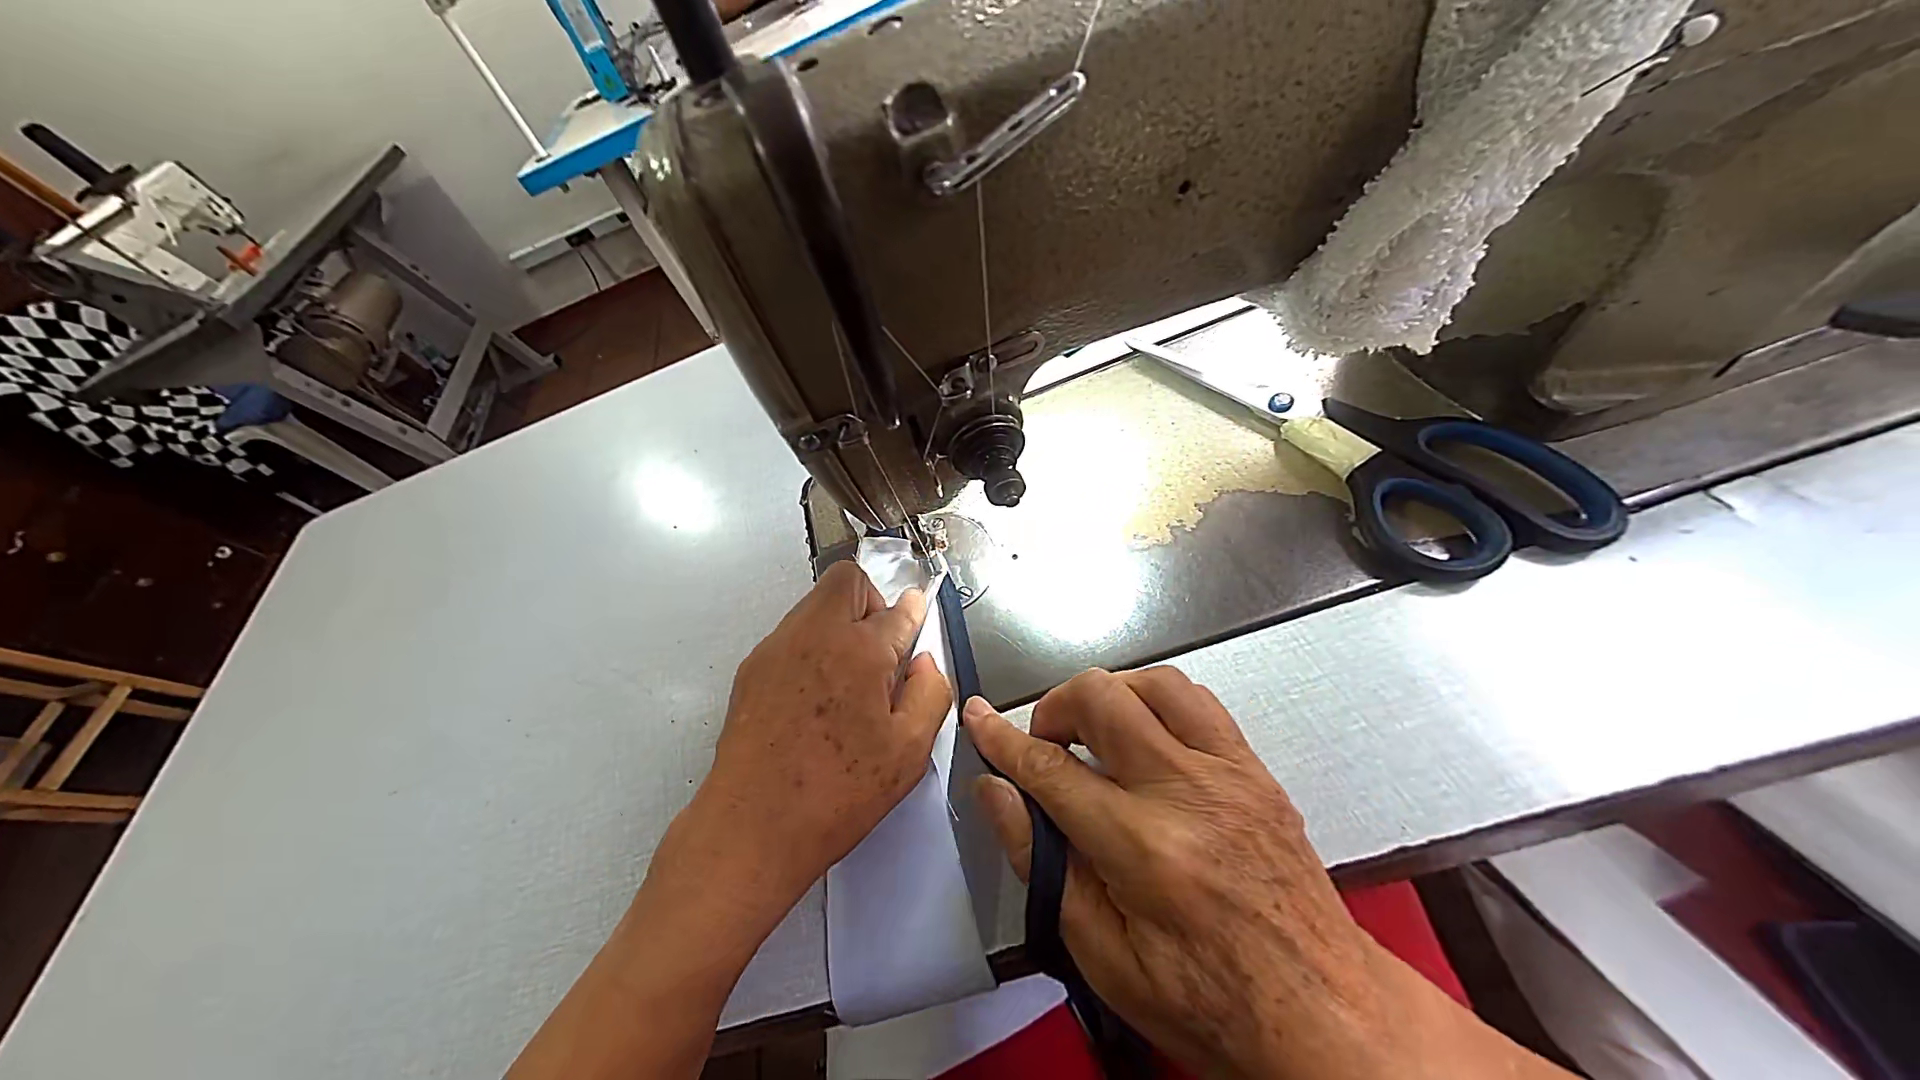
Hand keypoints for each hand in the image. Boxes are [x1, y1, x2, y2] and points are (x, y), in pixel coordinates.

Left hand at [701, 560, 951, 902]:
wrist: (753, 825)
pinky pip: (792, 634)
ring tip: (851, 674)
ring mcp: (779, 648)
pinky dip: (814, 645)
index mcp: (860, 650)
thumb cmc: (833, 793)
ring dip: (841, 621)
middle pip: (847, 580)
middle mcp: (815, 636)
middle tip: (882, 643)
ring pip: (816, 603)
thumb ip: (931, 692)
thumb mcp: (909, 751)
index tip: (917, 614)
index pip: (899, 609)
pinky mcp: (754, 668)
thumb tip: (925, 664)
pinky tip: (820, 693)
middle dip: (872, 600)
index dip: (915, 612)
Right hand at [962, 668, 1569, 1079]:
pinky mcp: (1255, 769)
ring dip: (1109, 693)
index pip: (1050, 768)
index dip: (1002, 739)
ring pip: (1154, 682)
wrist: (1322, 1011)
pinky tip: (1144, 732)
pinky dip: (1155, 700)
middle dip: (1056, 706)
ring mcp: (1229, 773)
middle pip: (1102, 697)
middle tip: (1045, 741)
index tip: (979, 718)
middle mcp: (1188, 792)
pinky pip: (1199, 699)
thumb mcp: (1103, 955)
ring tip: (1092, 730)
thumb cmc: (1208, 1000)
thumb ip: (1042, 864)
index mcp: (1143, 848)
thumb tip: (998, 793)